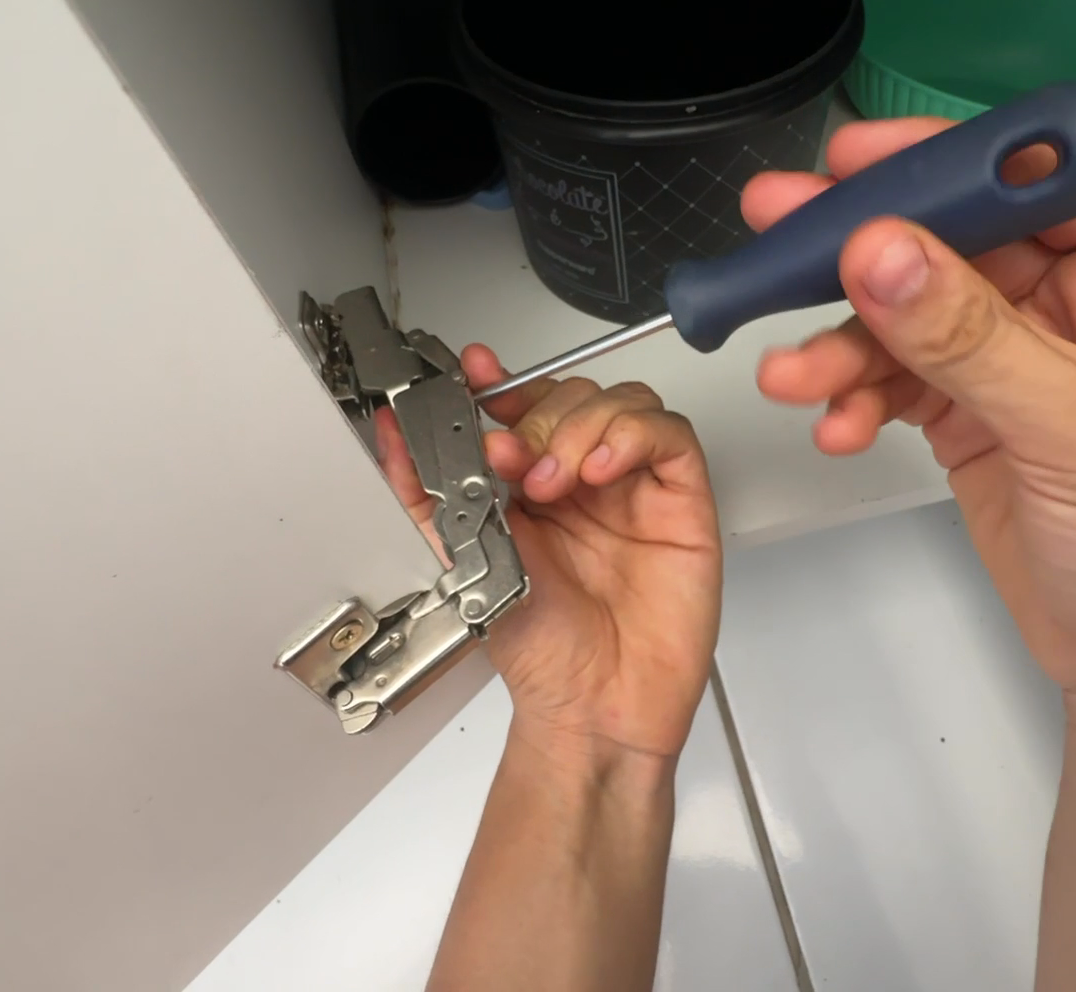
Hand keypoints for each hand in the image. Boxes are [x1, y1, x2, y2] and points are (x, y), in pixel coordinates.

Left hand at [376, 347, 720, 763]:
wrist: (595, 706)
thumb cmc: (542, 648)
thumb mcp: (467, 562)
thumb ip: (427, 496)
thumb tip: (393, 435)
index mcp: (538, 488)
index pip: (529, 407)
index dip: (504, 381)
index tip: (474, 369)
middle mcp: (589, 480)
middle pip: (579, 394)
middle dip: (539, 414)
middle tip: (514, 461)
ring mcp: (637, 488)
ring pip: (627, 402)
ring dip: (582, 424)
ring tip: (558, 479)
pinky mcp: (682, 502)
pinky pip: (670, 437)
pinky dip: (633, 435)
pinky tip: (601, 468)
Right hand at [747, 119, 1075, 699]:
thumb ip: (967, 337)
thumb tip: (879, 253)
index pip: (1041, 179)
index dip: (948, 159)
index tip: (855, 159)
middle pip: (954, 245)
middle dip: (863, 251)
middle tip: (777, 235)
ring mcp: (1016, 361)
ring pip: (909, 320)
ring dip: (844, 349)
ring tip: (793, 378)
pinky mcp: (971, 414)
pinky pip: (896, 382)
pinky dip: (859, 401)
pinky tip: (839, 427)